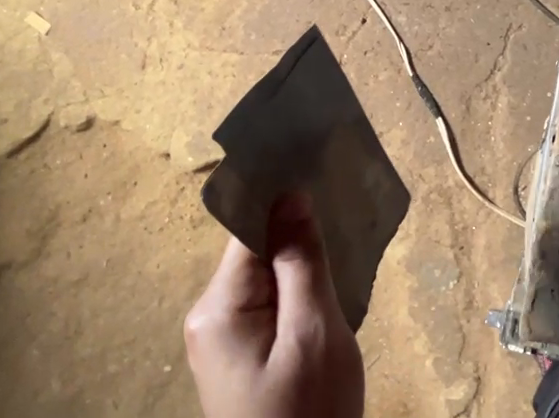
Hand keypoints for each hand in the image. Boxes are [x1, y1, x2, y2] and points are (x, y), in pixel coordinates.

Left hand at [185, 194, 364, 417]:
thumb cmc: (308, 411)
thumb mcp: (315, 332)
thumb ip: (302, 262)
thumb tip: (292, 197)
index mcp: (219, 308)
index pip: (248, 230)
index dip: (284, 197)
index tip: (322, 166)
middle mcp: (211, 317)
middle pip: (256, 249)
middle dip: (299, 228)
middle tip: (347, 208)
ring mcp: (224, 339)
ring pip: (268, 274)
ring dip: (304, 258)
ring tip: (346, 238)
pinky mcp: (243, 354)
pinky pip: (271, 300)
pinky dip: (300, 286)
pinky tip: (331, 281)